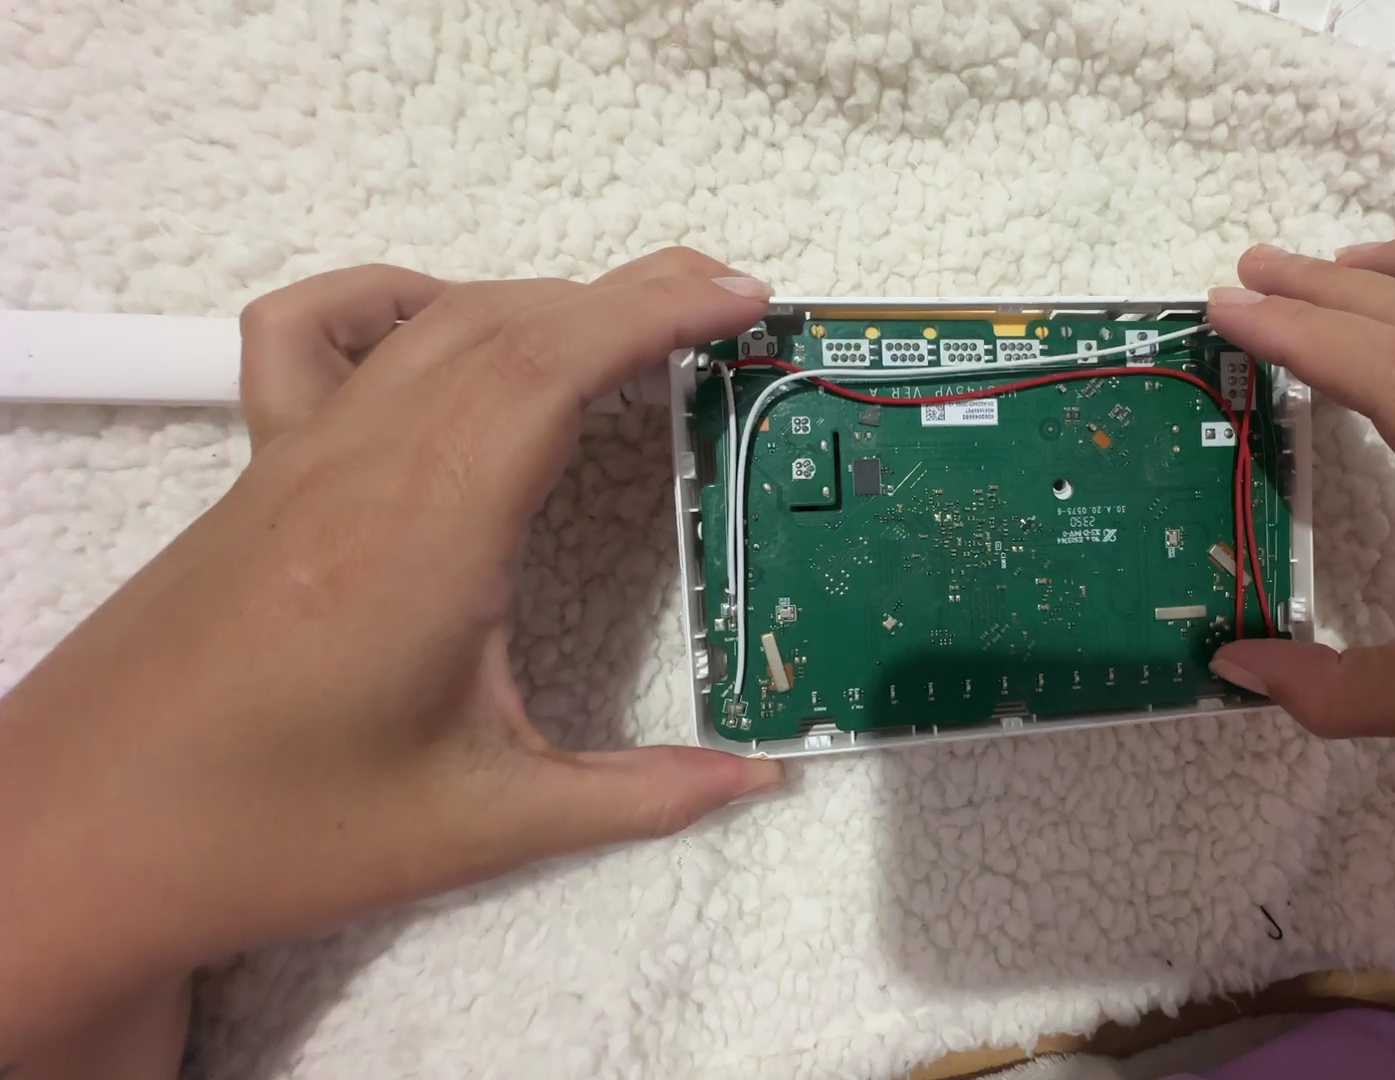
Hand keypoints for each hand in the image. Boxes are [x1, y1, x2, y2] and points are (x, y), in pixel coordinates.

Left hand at [0, 249, 783, 1055]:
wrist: (59, 852)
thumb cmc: (279, 836)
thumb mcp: (488, 826)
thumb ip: (644, 795)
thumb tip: (763, 777)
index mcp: (421, 544)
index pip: (545, 376)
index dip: (650, 319)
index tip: (737, 299)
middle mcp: (359, 474)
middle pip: (508, 327)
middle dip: (634, 293)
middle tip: (731, 293)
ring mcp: (302, 458)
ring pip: (440, 324)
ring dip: (556, 298)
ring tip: (649, 309)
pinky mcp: (270, 468)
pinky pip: (325, 336)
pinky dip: (406, 299)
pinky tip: (462, 322)